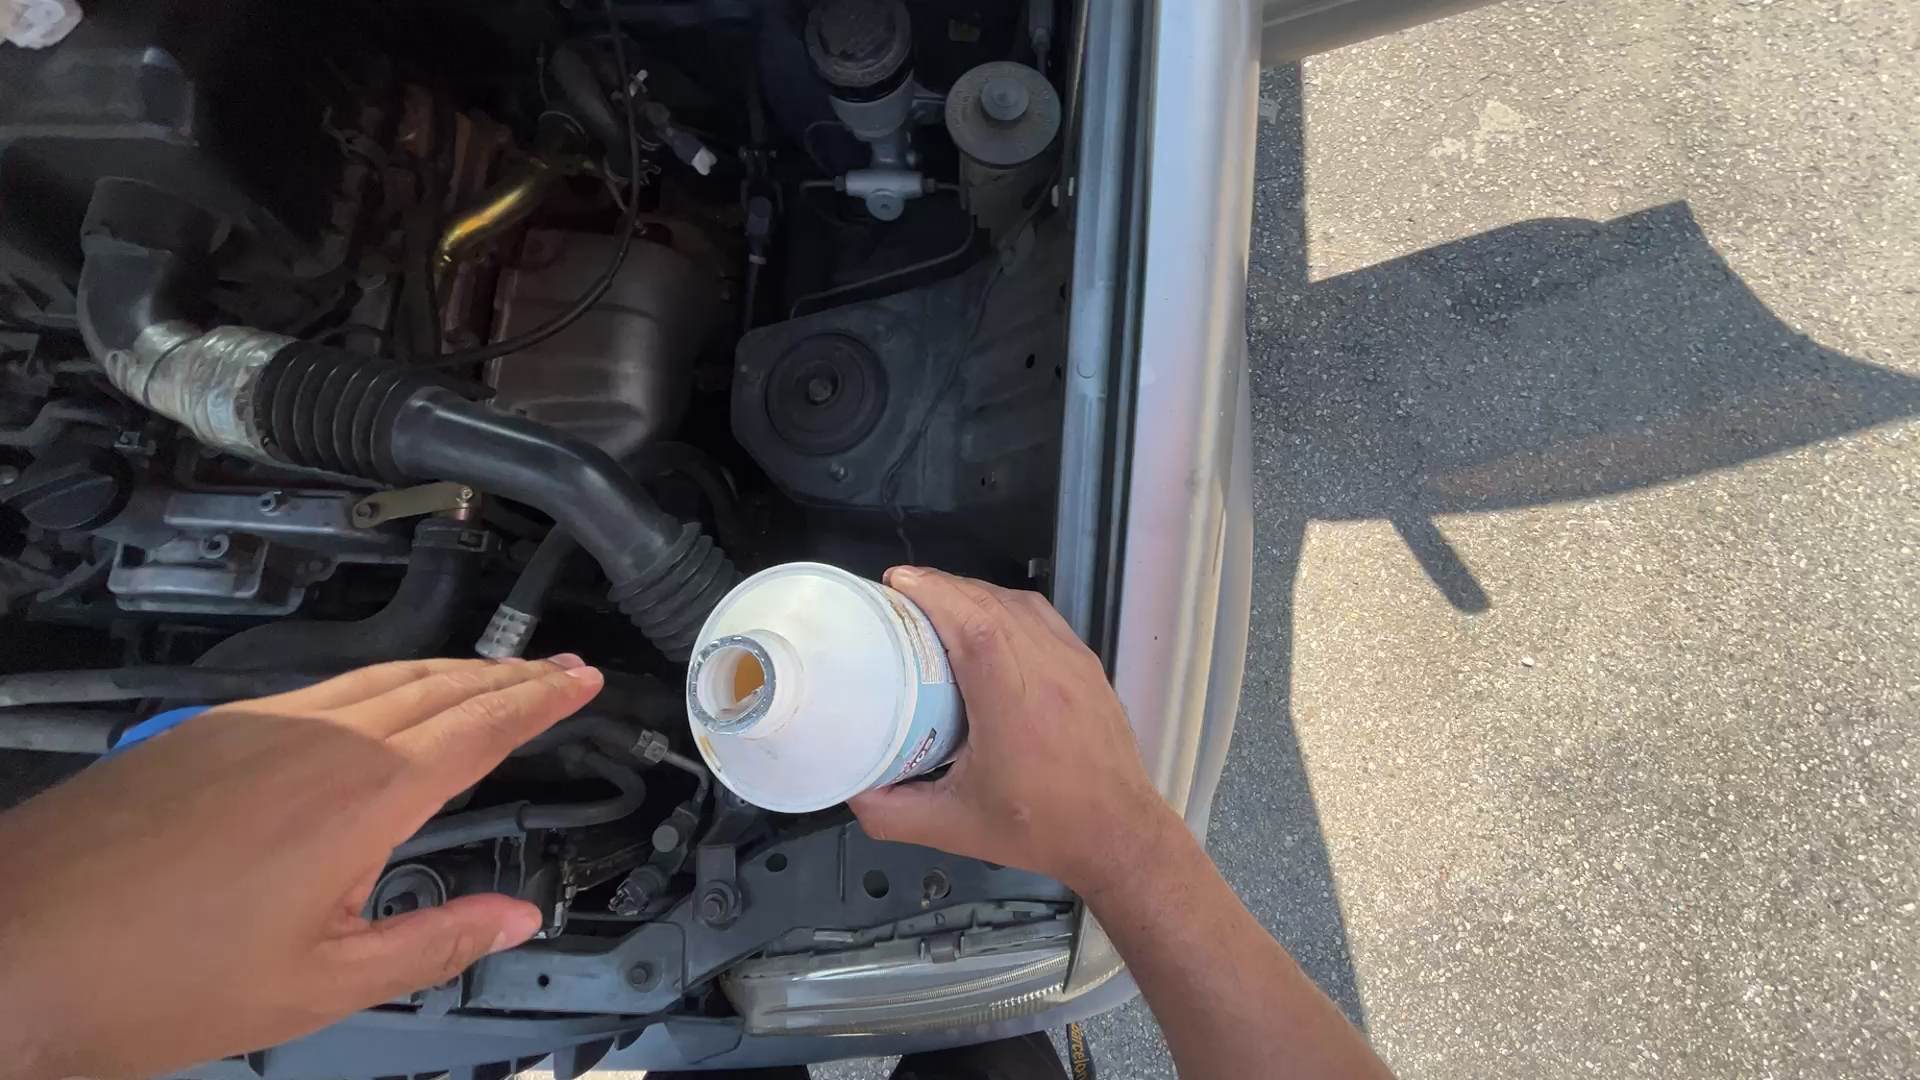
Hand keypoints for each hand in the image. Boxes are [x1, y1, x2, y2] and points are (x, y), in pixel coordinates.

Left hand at [0, 656, 603, 1079]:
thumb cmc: (148, 983)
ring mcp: (273, 724)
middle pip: (452, 685)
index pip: (486, 725)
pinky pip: (341, 683)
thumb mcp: (315, 987)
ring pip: (398, 673)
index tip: (584, 679)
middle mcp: (332, 740)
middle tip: (566, 667)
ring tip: (507, 670)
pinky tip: (404, 690)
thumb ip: (435, 944)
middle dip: (520, 674)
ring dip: (466, 668)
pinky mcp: (222, 725)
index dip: (545, 698)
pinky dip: (401, 677)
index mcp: (369, 795)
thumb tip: (522, 918)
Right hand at [849, 567, 1177, 892]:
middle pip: (991, 602)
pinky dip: (1005, 604)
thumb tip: (854, 789)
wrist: (1118, 833)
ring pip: (1017, 602)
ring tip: (938, 601)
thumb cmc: (1039, 827)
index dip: (934, 592)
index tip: (897, 582)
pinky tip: (985, 618)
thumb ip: (893, 813)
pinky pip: (1040, 614)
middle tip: (903, 591)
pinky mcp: (1086, 661)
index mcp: (1012, 702)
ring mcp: (1072, 659)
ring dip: (973, 592)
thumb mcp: (955, 827)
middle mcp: (1047, 667)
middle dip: (942, 586)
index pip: (975, 623)